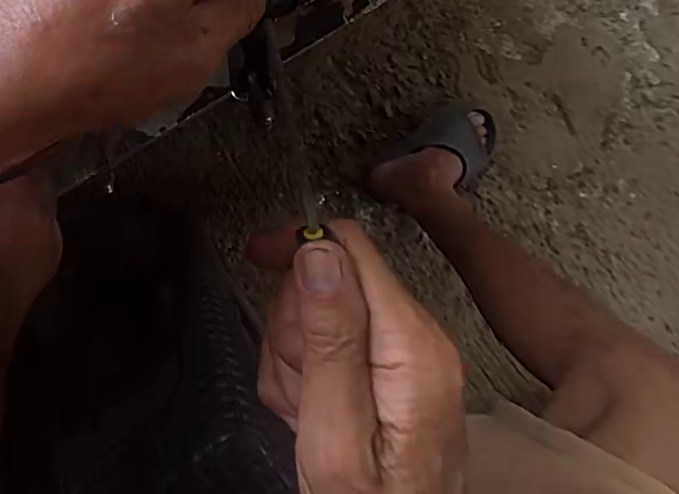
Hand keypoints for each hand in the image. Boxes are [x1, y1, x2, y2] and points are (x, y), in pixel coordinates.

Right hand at [248, 220, 467, 493]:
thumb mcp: (334, 434)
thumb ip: (330, 337)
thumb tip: (319, 250)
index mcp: (413, 346)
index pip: (350, 245)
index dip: (298, 243)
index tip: (259, 257)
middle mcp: (418, 337)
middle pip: (331, 274)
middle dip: (294, 316)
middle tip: (295, 373)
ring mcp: (406, 352)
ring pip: (321, 303)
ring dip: (294, 346)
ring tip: (302, 401)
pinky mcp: (391, 365)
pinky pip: (329, 333)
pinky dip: (305, 364)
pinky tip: (310, 405)